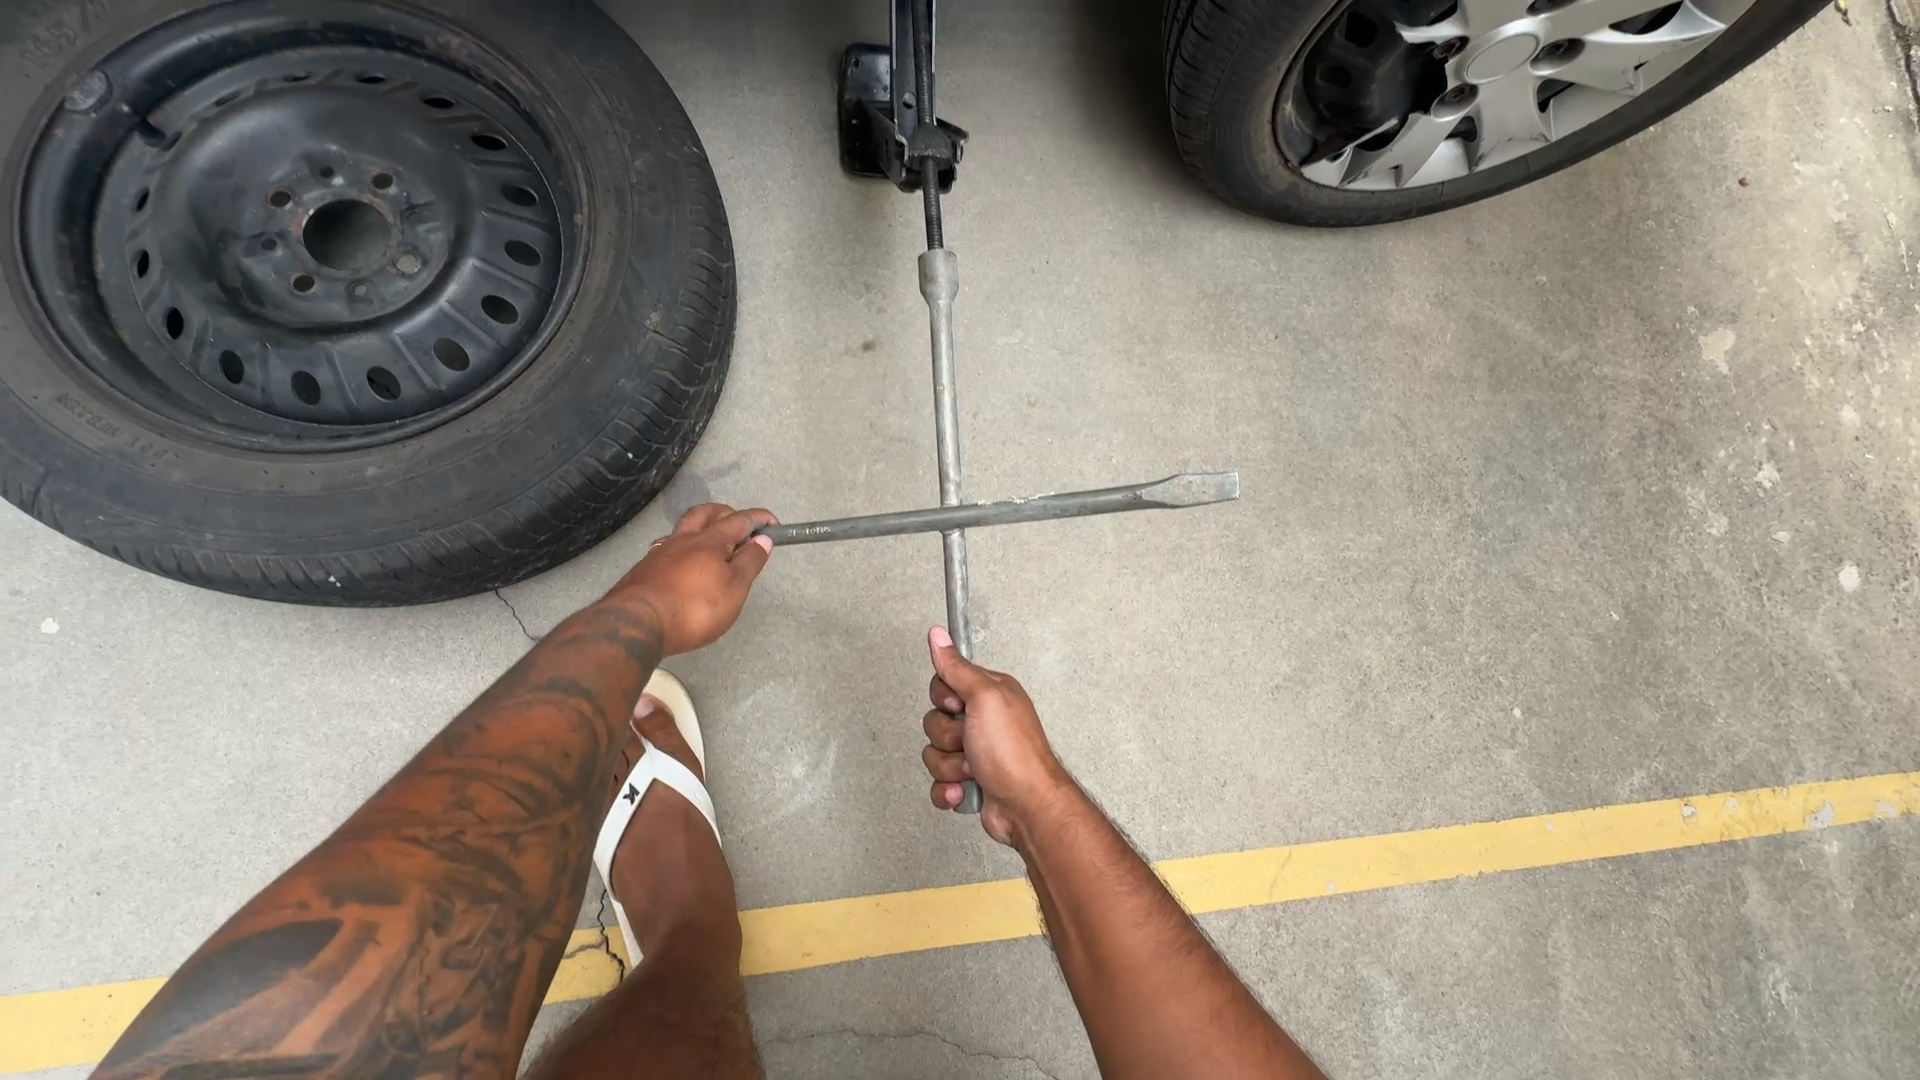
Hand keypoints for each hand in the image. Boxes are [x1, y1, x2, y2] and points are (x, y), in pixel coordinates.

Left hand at [607, 503, 776, 654]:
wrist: (637, 623)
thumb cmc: (696, 607)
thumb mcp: (734, 588)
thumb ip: (750, 562)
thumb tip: (763, 540)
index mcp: (710, 541)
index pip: (740, 520)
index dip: (759, 519)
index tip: (774, 523)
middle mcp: (684, 539)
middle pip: (705, 513)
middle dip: (726, 512)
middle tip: (740, 525)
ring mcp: (661, 552)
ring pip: (683, 528)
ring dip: (701, 527)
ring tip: (711, 542)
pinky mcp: (645, 569)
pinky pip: (668, 547)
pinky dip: (682, 548)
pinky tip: (683, 563)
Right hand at [920, 626, 1071, 845]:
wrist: (1026, 806)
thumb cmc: (1014, 753)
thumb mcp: (984, 698)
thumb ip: (956, 667)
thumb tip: (939, 636)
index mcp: (990, 694)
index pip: (945, 683)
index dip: (945, 698)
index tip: (959, 705)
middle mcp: (983, 720)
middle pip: (935, 720)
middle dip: (947, 736)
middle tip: (970, 740)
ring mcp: (976, 752)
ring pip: (934, 752)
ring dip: (950, 766)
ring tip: (975, 769)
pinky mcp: (969, 780)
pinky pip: (938, 782)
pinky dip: (948, 790)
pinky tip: (966, 789)